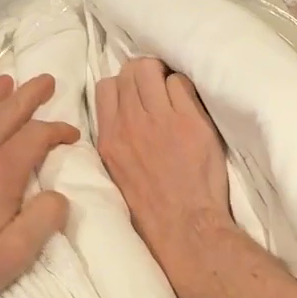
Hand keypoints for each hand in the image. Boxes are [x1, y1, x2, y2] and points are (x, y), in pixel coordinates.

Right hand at [94, 58, 233, 261]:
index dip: (122, 86)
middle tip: (157, 90)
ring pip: (152, 70)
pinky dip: (185, 89)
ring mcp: (161, 120)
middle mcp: (130, 124)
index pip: (106, 87)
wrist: (185, 227)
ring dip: (163, 77)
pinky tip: (191, 107)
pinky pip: (182, 83)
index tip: (135, 97)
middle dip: (143, 75)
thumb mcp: (116, 175)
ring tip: (173, 94)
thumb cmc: (151, 211)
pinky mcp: (190, 122)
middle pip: (129, 72)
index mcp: (109, 139)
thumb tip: (122, 120)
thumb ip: (116, 143)